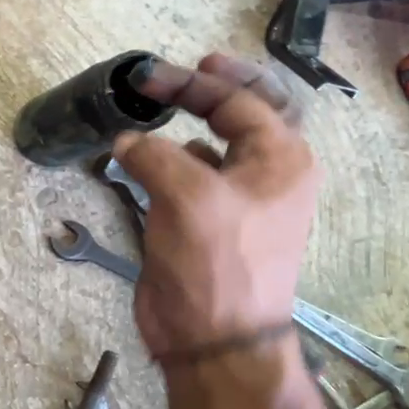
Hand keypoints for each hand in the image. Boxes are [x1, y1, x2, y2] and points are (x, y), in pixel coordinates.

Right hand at [115, 54, 319, 362]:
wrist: (213, 334)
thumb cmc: (215, 262)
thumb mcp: (187, 197)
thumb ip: (154, 155)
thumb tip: (127, 142)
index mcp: (281, 161)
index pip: (244, 102)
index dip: (197, 82)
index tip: (149, 75)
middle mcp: (266, 175)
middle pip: (248, 114)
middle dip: (213, 90)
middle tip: (178, 74)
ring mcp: (236, 201)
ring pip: (217, 146)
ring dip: (189, 124)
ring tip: (155, 113)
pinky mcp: (205, 224)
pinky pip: (191, 177)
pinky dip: (169, 160)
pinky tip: (146, 162)